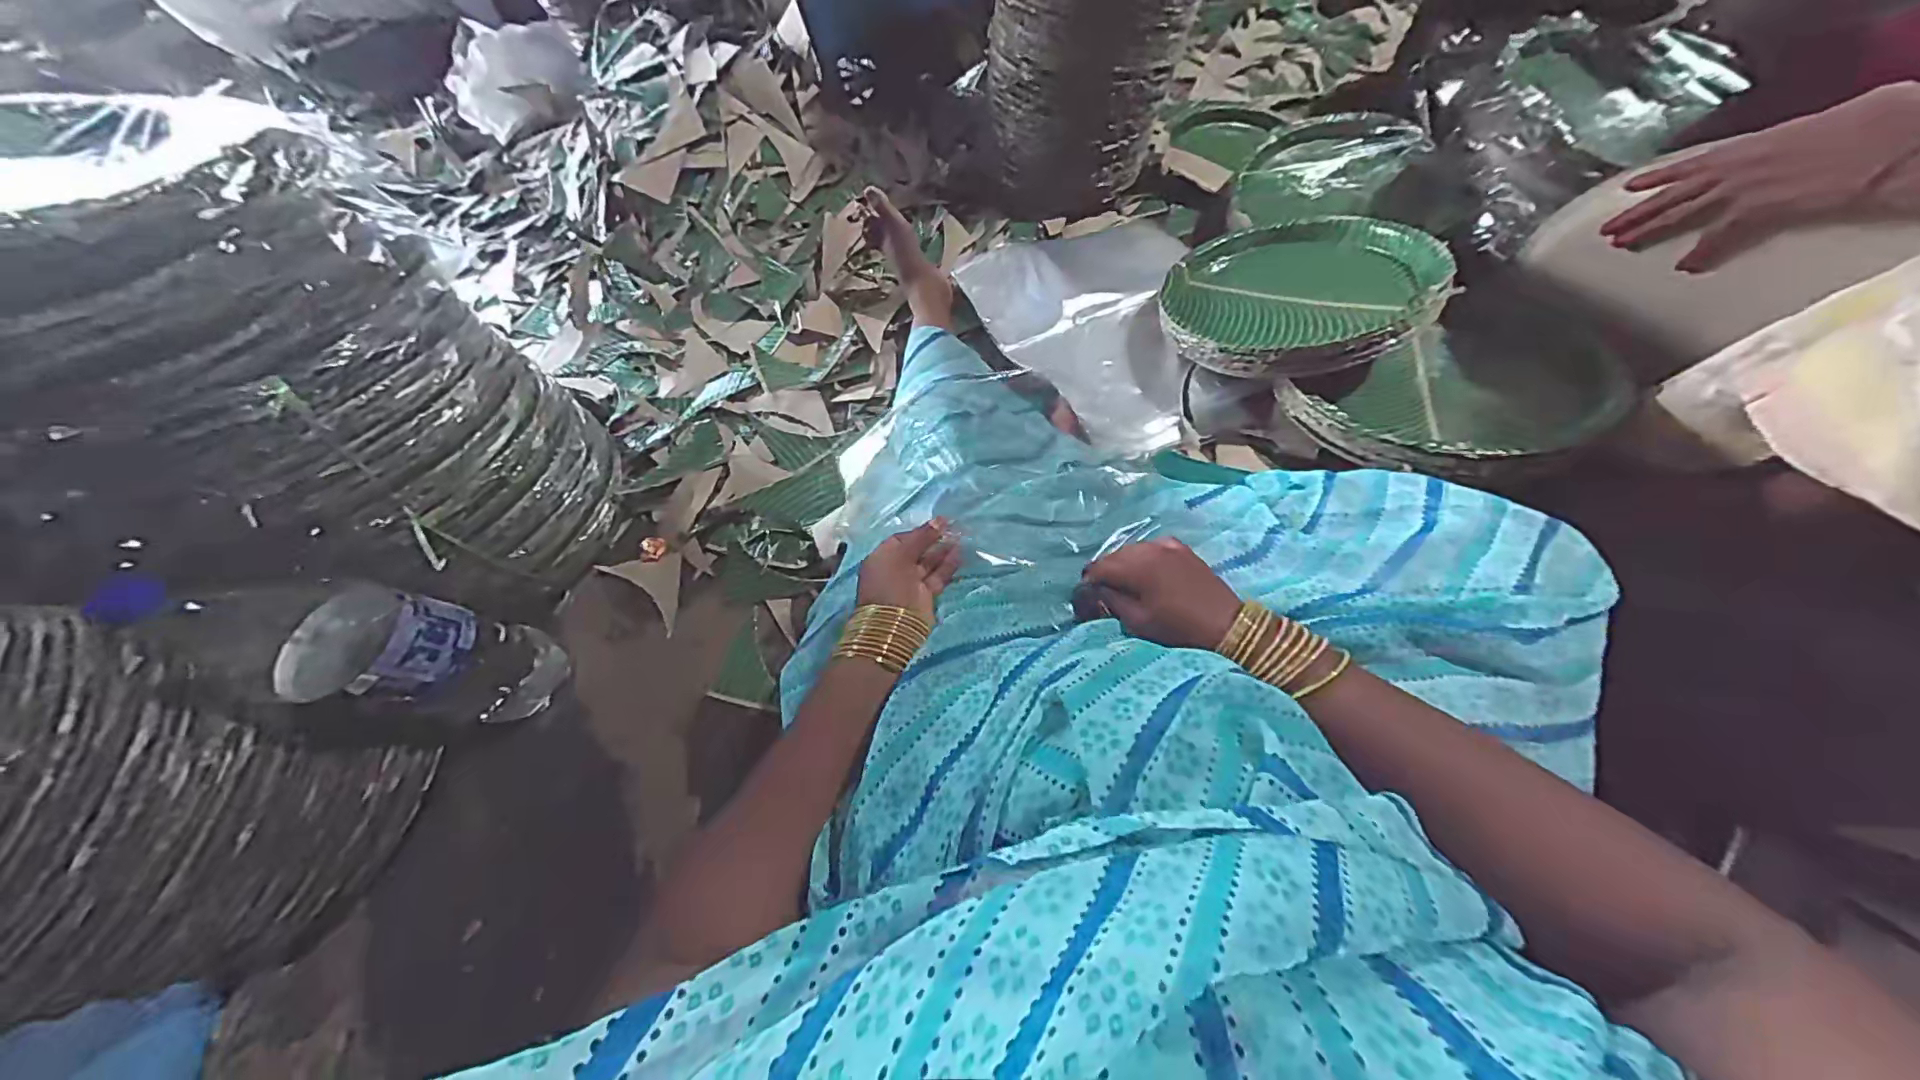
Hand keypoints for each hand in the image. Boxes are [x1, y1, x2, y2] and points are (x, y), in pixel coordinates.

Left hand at [857, 519, 961, 621]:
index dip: (921, 531)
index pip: (902, 540)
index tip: (940, 523)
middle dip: (934, 539)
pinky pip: (937, 577)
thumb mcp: (901, 554)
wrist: (893, 623)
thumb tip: (940, 520)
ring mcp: (911, 583)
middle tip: (955, 527)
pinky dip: (948, 566)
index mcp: (882, 558)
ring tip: (961, 538)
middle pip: (917, 550)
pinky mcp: (925, 596)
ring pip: (929, 563)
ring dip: (944, 551)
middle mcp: (896, 569)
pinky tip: (959, 554)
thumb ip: (921, 537)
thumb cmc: (890, 582)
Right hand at [1078, 537, 1240, 650]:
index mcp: (1136, 566)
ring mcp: (1167, 545)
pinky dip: (1143, 560)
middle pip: (1113, 557)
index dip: (1088, 583)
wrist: (1226, 625)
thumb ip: (1111, 601)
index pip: (1098, 568)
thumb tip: (1093, 590)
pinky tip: (1147, 575)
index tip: (1085, 598)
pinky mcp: (1181, 549)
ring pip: (1132, 551)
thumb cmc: (1178, 628)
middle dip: (1105, 573)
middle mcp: (1149, 549)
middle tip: (1102, 594)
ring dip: (1123, 566)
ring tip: (1124, 586)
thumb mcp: (1138, 621)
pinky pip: (1151, 549)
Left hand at [1600, 84, 1919, 272]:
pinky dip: (1702, 253)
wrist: (1891, 135)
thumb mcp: (1809, 128)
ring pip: (1681, 213)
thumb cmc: (1865, 124)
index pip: (1691, 164)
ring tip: (1621, 244)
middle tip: (1606, 230)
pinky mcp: (1757, 209)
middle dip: (1637, 213)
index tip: (1629, 187)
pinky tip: (1685, 266)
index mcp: (1748, 146)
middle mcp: (1735, 167)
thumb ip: (1777, 145)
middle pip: (1673, 194)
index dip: (1658, 177)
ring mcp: (1742, 189)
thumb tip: (1772, 154)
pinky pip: (1718, 237)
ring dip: (1650, 230)